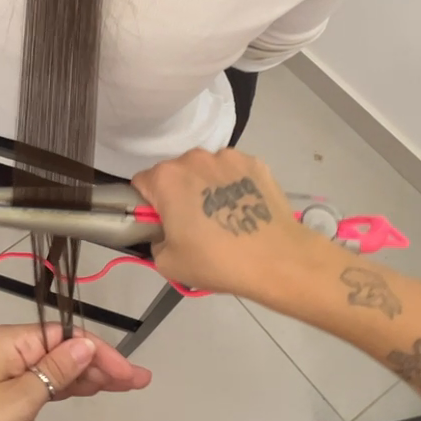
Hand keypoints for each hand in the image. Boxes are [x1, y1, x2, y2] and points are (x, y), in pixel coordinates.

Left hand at [0, 324, 150, 420]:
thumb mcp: (24, 396)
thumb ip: (57, 370)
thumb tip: (87, 344)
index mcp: (14, 341)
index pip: (67, 337)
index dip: (100, 352)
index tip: (129, 373)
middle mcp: (15, 350)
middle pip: (66, 349)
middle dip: (102, 363)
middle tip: (139, 381)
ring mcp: (13, 372)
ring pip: (60, 367)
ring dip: (91, 375)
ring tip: (126, 386)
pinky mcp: (12, 393)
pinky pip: (49, 382)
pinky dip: (72, 387)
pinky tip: (93, 390)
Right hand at [132, 149, 344, 302]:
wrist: (279, 260)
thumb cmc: (217, 261)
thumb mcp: (168, 263)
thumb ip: (155, 241)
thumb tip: (165, 232)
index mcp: (166, 178)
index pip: (141, 183)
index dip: (148, 204)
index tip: (162, 223)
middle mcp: (193, 158)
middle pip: (174, 173)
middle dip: (178, 193)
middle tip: (193, 224)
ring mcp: (227, 157)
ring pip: (205, 170)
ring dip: (206, 186)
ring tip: (224, 217)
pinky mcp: (255, 163)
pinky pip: (233, 172)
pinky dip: (234, 185)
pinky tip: (244, 210)